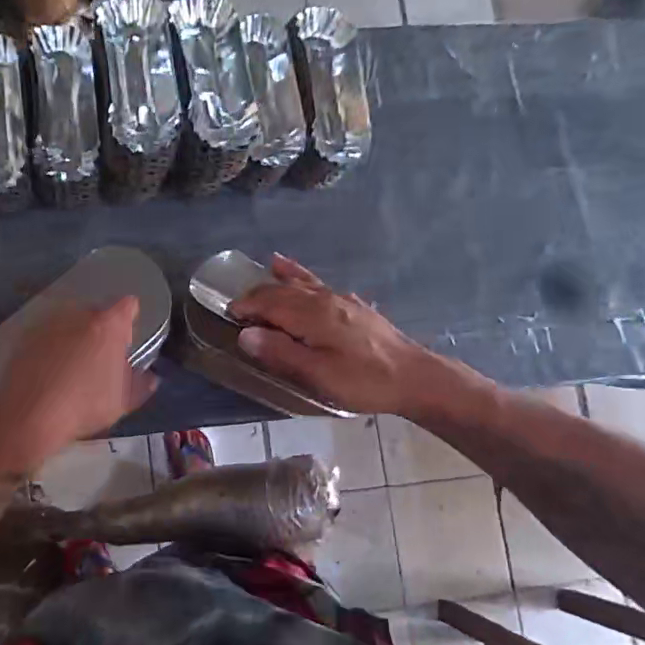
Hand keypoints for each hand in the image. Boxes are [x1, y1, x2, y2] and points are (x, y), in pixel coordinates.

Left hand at [0, 296, 156, 471]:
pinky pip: (46, 335)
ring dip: (74, 336)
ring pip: (69, 322)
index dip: (130, 319)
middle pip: (97, 313)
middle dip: (101, 330)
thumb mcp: (122, 402)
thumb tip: (150, 378)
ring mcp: (49, 323)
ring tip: (71, 366)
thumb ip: (140, 386)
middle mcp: (79, 315)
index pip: (128, 306)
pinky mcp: (25, 336)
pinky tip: (48, 371)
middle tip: (100, 359)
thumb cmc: (85, 405)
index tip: (126, 340)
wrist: (30, 414)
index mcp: (109, 326)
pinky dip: (50, 346)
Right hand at [229, 255, 483, 415]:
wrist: (414, 377)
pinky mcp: (357, 309)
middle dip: (260, 293)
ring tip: (272, 264)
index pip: (269, 302)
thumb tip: (246, 334)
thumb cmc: (363, 380)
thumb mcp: (317, 373)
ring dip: (286, 276)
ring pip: (307, 283)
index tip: (229, 313)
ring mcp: (343, 302)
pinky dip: (311, 280)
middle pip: (285, 289)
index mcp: (311, 314)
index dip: (246, 306)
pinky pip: (325, 287)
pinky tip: (314, 284)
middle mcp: (324, 300)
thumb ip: (280, 352)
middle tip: (241, 302)